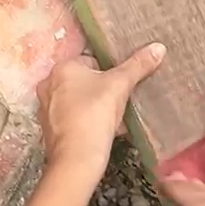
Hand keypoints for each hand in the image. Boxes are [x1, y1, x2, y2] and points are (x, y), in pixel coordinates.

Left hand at [36, 44, 165, 179]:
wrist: (76, 158)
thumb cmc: (95, 113)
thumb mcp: (120, 85)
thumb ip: (138, 65)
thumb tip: (158, 47)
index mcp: (62, 68)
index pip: (90, 60)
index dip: (109, 71)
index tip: (122, 83)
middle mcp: (48, 85)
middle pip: (83, 81)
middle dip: (101, 90)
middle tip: (120, 100)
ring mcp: (47, 109)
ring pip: (77, 101)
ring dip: (94, 107)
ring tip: (113, 118)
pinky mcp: (50, 129)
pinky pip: (72, 119)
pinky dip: (86, 122)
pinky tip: (103, 132)